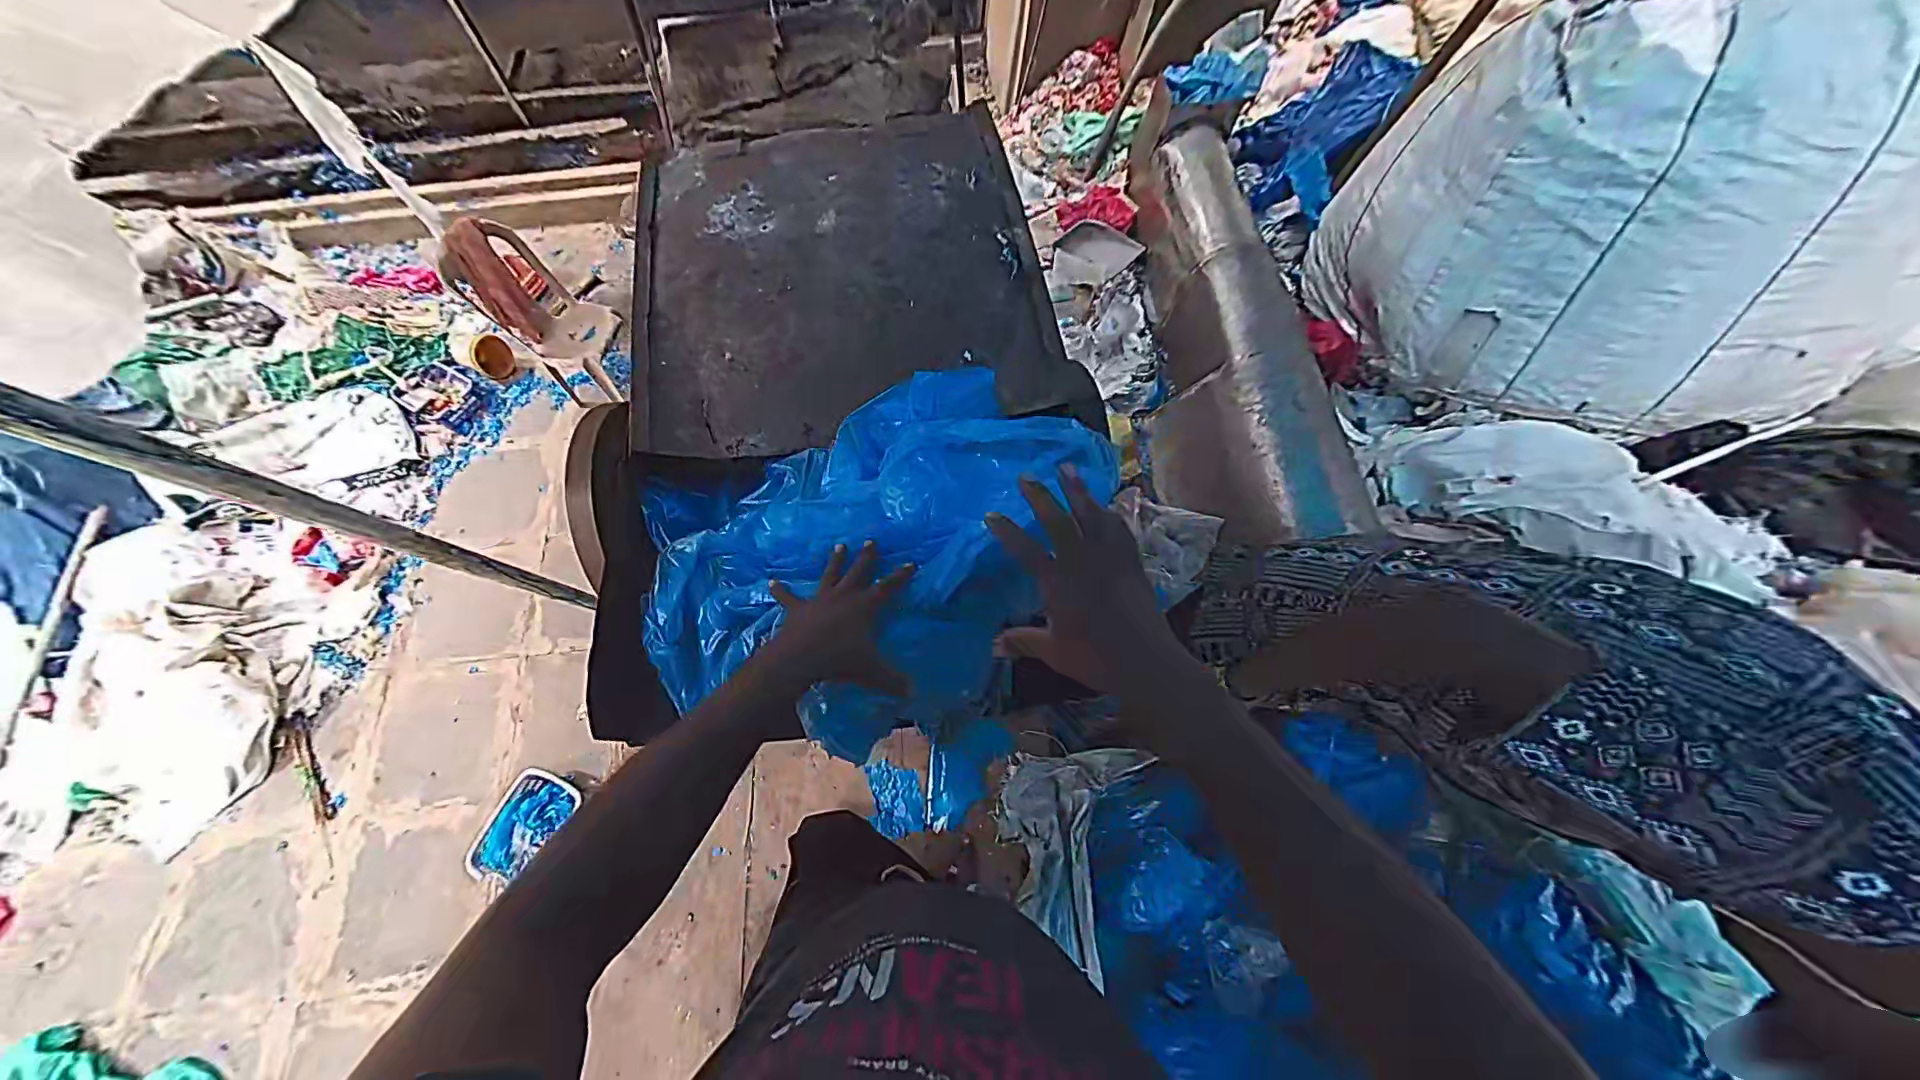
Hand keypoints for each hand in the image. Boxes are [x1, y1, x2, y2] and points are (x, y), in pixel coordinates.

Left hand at [754, 541, 915, 697]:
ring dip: (835, 562)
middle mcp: (843, 597)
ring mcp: (819, 600)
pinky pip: (788, 597)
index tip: (911, 563)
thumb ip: (893, 681)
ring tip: (839, 546)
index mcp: (864, 606)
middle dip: (867, 557)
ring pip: (830, 575)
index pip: (888, 587)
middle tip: (871, 541)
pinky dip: (781, 590)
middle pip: (858, 572)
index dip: (900, 576)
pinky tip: (771, 582)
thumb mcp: (872, 672)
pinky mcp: (797, 609)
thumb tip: (913, 694)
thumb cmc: (840, 661)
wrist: (800, 658)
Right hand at [985, 466, 1188, 694]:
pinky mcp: (1131, 561)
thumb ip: (1023, 641)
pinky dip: (1109, 513)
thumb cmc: (1095, 658)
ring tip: (1067, 468)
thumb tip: (993, 646)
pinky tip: (1106, 506)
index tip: (991, 515)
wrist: (1145, 659)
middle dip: (1039, 496)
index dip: (1007, 532)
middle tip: (1027, 476)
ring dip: (1077, 490)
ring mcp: (1109, 557)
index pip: (1026, 551)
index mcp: (1058, 582)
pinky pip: (1119, 528)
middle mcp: (1082, 561)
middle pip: (1057, 521)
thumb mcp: (1053, 651)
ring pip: (1090, 514)